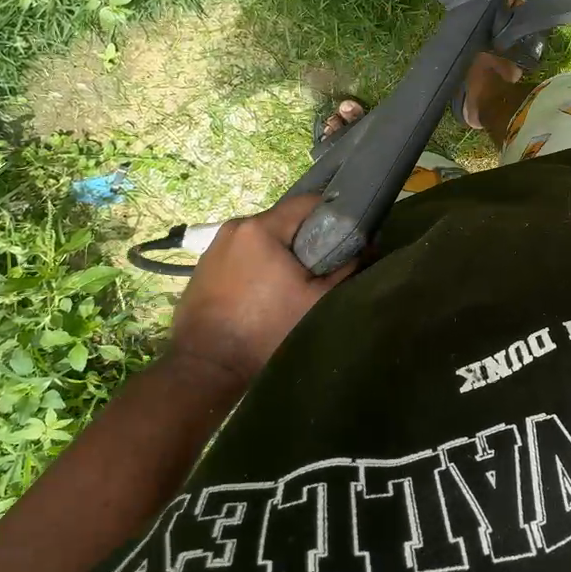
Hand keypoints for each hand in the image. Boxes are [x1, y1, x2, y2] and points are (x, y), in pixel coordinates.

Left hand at [166, 192, 354, 391]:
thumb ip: (347, 267)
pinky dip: (259, 263)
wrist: (205, 368)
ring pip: (263, 237)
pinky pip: (243, 253)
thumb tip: (366, 246)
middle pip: (284, 220)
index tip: (347, 235)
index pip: (308, 202)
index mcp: (260, 228)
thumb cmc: (265, 329)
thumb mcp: (317, 300)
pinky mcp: (204, 266)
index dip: (333, 214)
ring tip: (294, 280)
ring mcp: (215, 247)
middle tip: (323, 263)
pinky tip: (266, 290)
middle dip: (307, 237)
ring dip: (282, 251)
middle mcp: (235, 228)